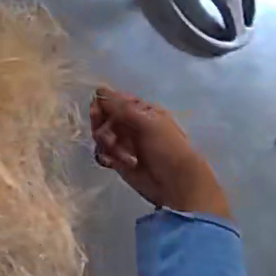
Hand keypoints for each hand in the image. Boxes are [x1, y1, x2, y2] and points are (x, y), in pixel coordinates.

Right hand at [90, 87, 229, 216]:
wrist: (177, 185)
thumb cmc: (168, 149)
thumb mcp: (148, 123)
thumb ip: (122, 107)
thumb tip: (99, 90)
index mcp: (139, 109)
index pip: (111, 99)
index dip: (102, 105)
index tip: (99, 114)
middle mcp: (129, 123)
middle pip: (102, 116)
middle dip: (102, 127)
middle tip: (109, 139)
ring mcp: (123, 142)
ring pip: (100, 134)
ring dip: (106, 145)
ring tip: (121, 157)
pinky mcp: (118, 159)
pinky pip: (101, 152)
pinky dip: (105, 157)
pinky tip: (114, 164)